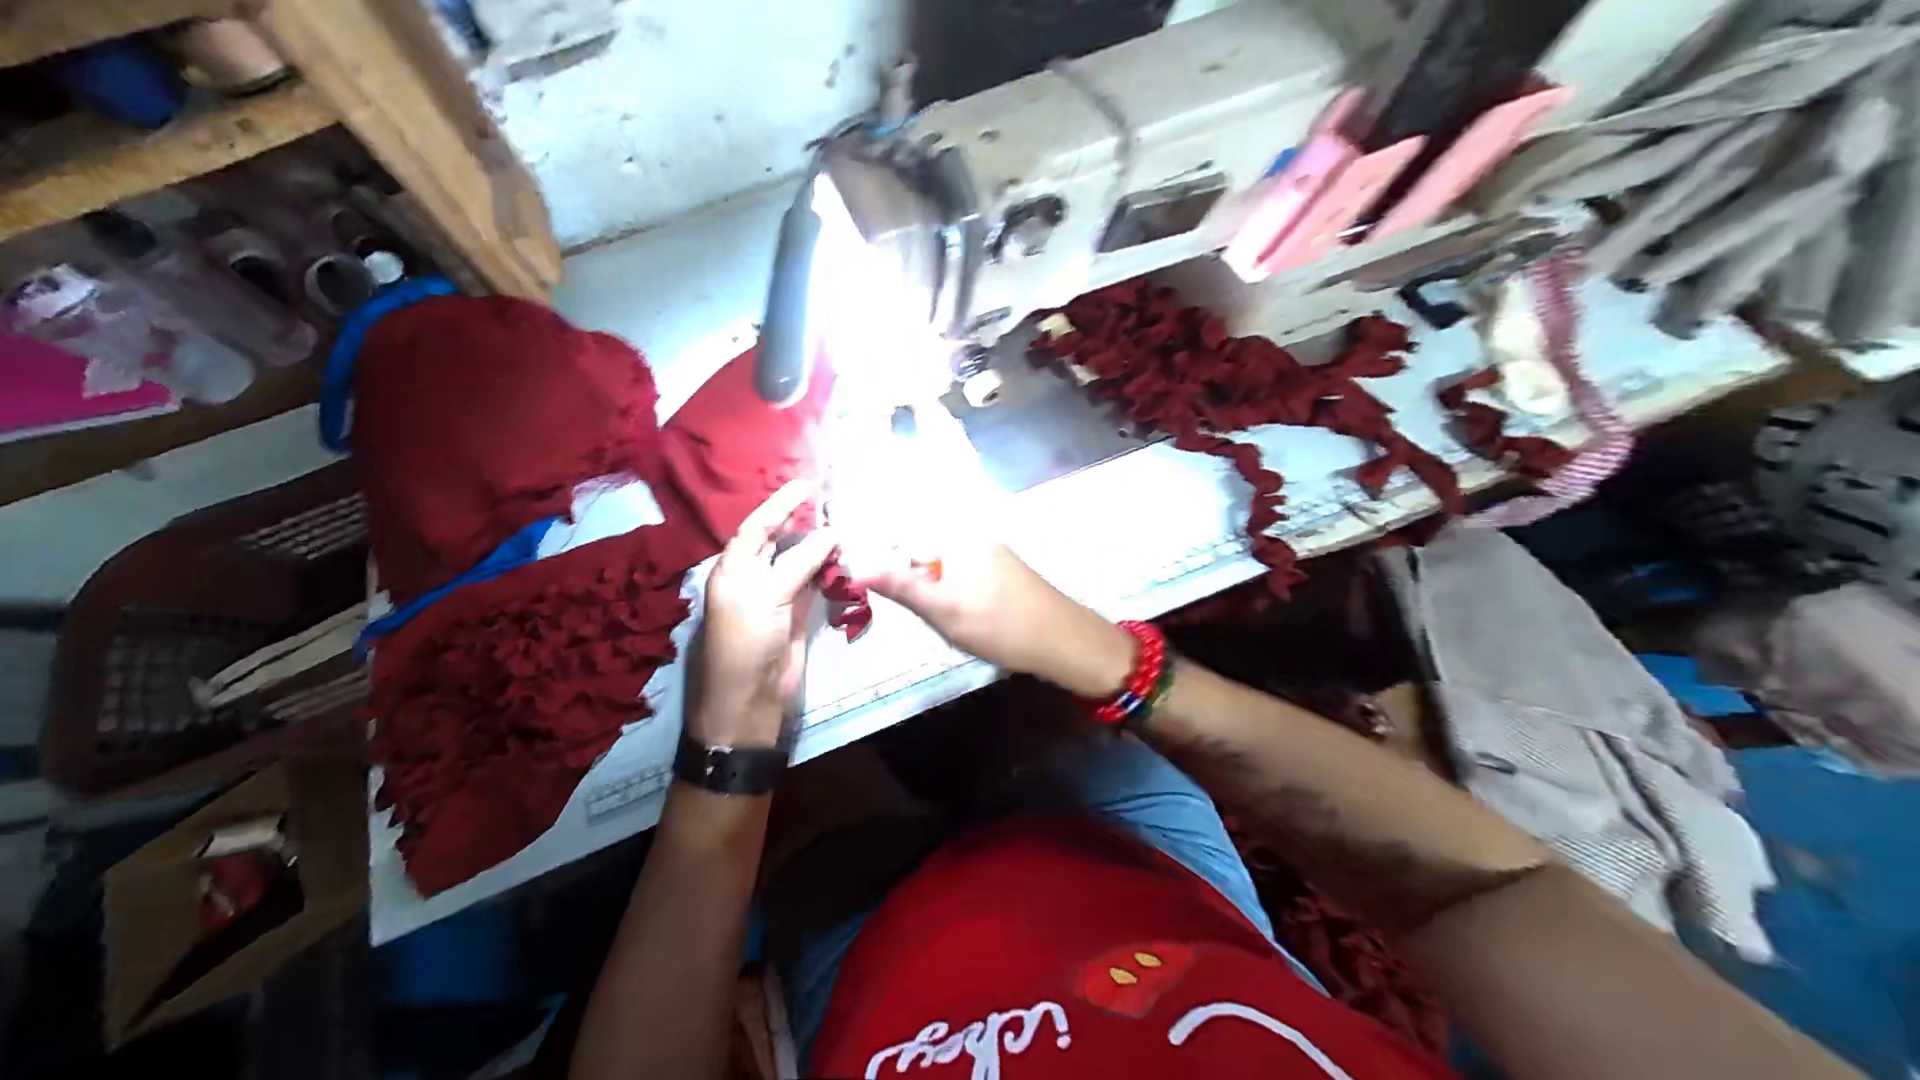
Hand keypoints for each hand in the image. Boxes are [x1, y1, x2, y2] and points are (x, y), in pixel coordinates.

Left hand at [691, 481, 836, 746]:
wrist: (750, 696)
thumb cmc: (747, 640)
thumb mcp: (767, 595)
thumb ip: (799, 563)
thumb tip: (831, 533)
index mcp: (733, 568)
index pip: (757, 526)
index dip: (780, 505)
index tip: (806, 485)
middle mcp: (752, 576)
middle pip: (778, 539)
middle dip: (800, 519)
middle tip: (829, 499)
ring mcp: (775, 594)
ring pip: (799, 560)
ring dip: (819, 544)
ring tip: (844, 522)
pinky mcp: (795, 612)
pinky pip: (813, 581)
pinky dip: (828, 568)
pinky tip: (844, 555)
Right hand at [854, 541, 1134, 699]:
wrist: (1064, 641)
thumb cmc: (998, 624)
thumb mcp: (941, 609)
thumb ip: (899, 586)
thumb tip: (856, 567)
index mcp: (957, 535)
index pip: (905, 531)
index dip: (886, 555)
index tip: (869, 574)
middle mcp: (974, 535)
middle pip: (924, 549)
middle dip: (914, 578)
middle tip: (916, 608)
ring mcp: (991, 553)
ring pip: (945, 567)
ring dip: (935, 591)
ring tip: (946, 619)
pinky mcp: (1003, 571)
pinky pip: (965, 576)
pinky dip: (955, 596)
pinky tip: (966, 621)